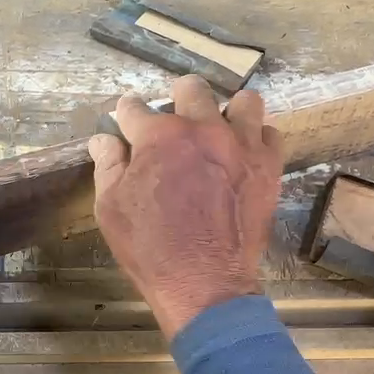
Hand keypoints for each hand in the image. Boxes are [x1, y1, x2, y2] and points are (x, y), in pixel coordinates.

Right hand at [88, 76, 283, 339]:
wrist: (204, 283)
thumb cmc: (150, 249)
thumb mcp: (111, 209)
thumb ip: (108, 166)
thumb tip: (102, 139)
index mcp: (158, 137)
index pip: (134, 108)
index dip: (126, 115)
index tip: (126, 122)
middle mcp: (203, 129)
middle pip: (191, 90)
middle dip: (178, 98)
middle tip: (175, 121)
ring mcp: (241, 145)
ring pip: (243, 102)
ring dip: (228, 112)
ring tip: (220, 131)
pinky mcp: (268, 167)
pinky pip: (270, 135)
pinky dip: (256, 140)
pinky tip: (244, 156)